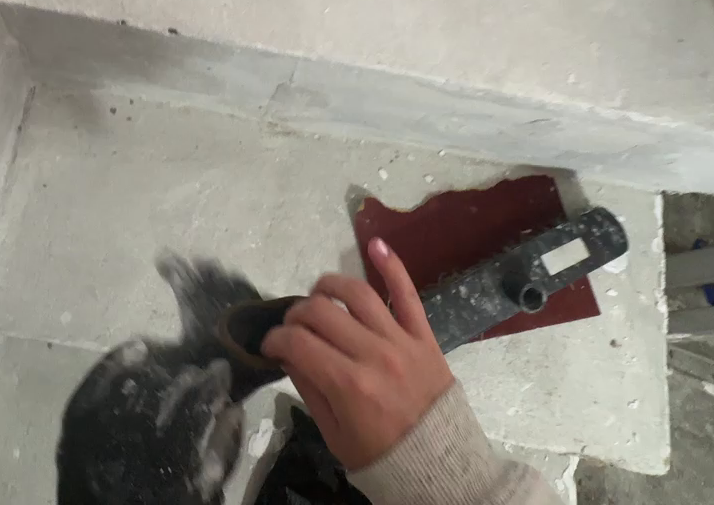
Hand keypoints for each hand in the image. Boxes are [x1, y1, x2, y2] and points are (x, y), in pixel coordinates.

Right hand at [260, 238, 454, 468]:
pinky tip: (374, 243)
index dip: (275, 339)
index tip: (270, 345)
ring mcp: (400, 340)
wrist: (443, 470)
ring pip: (357, 293)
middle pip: (321, 312)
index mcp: (349, 386)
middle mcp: (373, 355)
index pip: (298, 343)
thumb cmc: (385, 460)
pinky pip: (406, 293)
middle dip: (296, 314)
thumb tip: (288, 354)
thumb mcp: (336, 436)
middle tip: (292, 326)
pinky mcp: (423, 335)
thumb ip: (310, 390)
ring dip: (329, 285)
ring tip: (318, 293)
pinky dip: (391, 265)